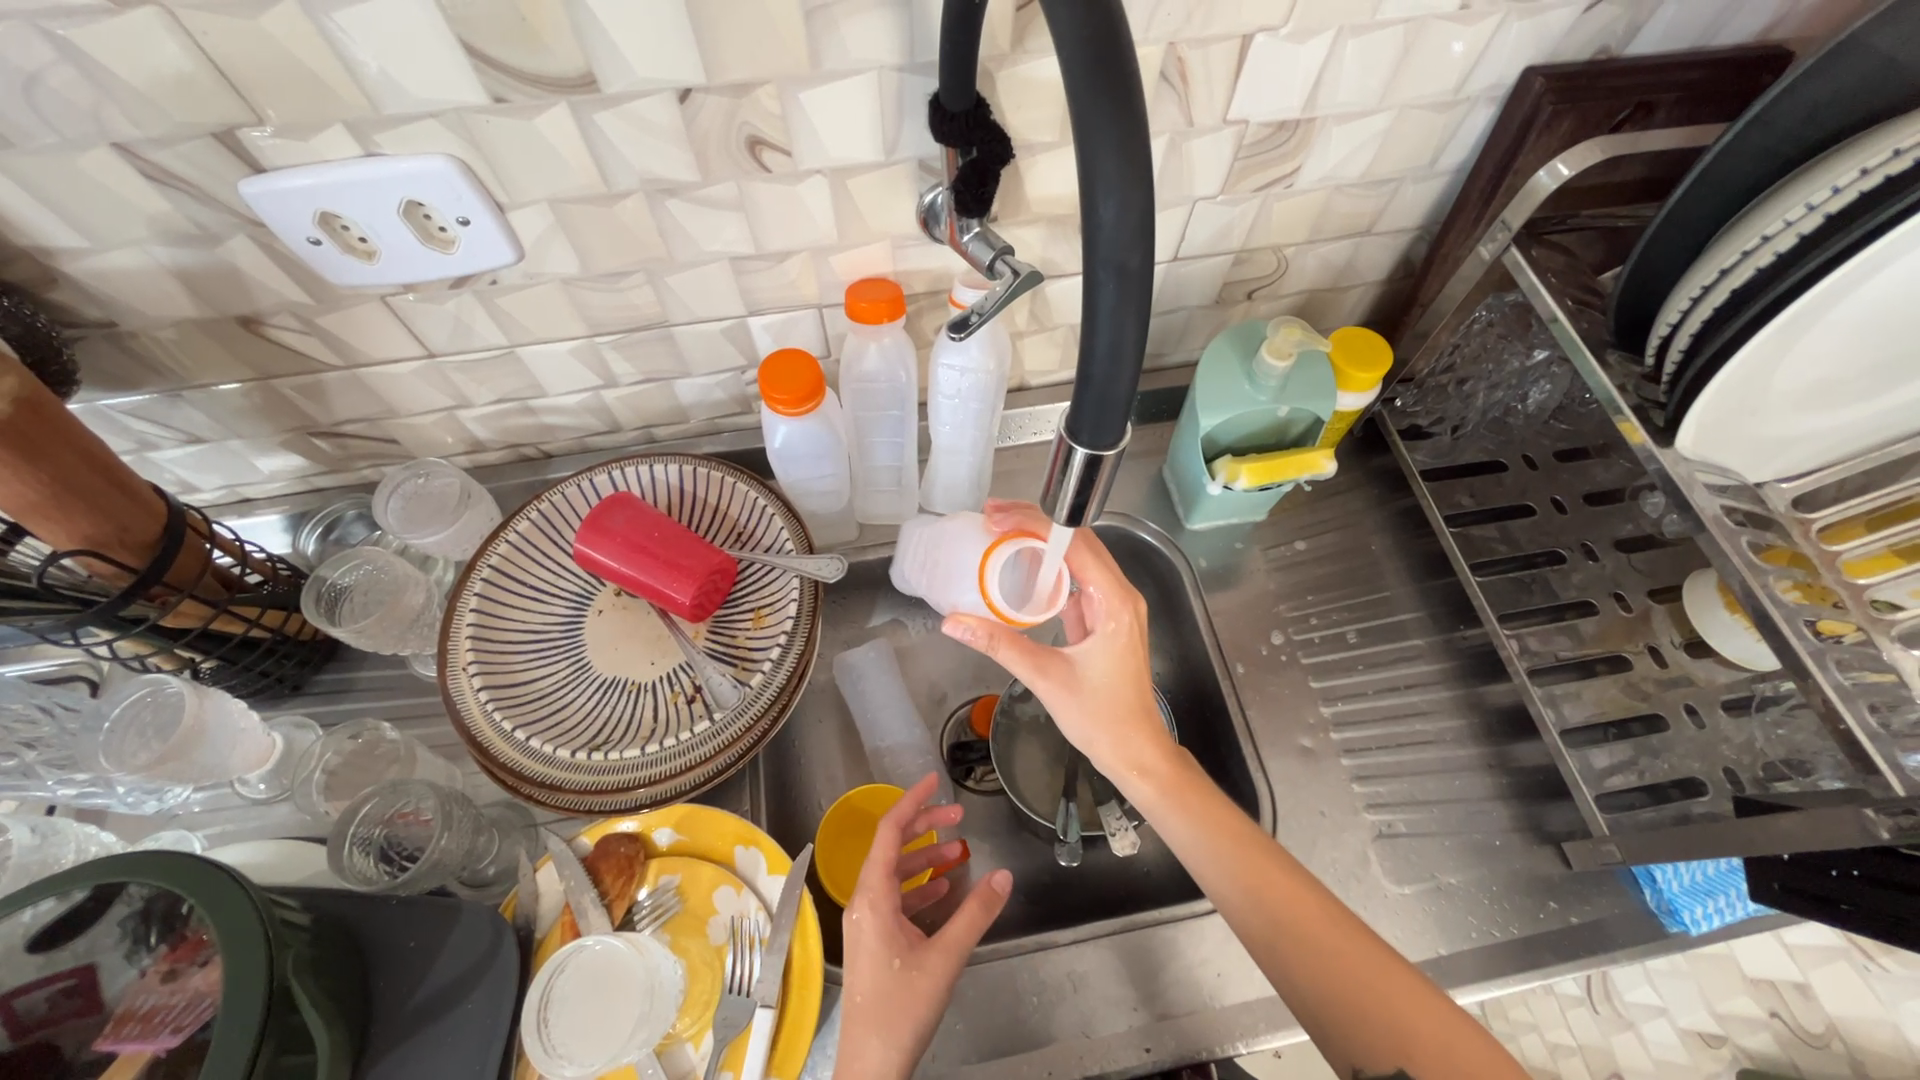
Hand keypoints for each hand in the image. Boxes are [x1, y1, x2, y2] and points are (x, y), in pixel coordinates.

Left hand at [834, 774, 1010, 1079]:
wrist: (871, 1064)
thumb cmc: (901, 1009)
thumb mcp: (945, 958)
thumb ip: (976, 913)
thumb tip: (1003, 873)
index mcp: (872, 897)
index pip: (890, 833)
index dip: (912, 802)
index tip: (935, 781)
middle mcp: (864, 902)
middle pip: (893, 849)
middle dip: (926, 828)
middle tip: (960, 816)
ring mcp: (868, 923)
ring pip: (896, 875)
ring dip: (927, 859)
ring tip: (961, 851)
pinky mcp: (876, 942)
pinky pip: (897, 900)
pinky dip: (922, 888)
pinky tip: (948, 890)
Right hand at [940, 500, 1178, 784]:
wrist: (1136, 751)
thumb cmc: (1102, 718)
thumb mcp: (1046, 677)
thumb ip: (1000, 644)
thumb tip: (954, 622)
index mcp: (1115, 601)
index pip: (1073, 542)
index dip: (1033, 522)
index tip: (996, 517)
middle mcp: (1120, 595)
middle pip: (1077, 541)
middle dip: (1035, 523)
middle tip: (991, 517)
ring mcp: (1114, 607)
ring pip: (1078, 559)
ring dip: (1041, 544)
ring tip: (1000, 534)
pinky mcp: (1105, 621)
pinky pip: (1076, 583)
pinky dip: (1048, 571)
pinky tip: (1020, 571)